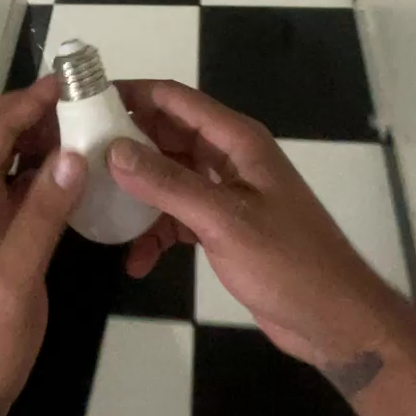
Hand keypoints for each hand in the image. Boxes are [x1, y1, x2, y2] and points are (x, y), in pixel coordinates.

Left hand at [0, 77, 86, 415]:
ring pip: (5, 153)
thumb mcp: (13, 279)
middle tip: (74, 99)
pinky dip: (45, 165)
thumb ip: (42, 216)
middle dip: (27, 108)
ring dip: (36, 132)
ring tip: (81, 122)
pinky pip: (20, 182)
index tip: (66, 83)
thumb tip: (74, 155)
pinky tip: (76, 167)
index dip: (27, 103)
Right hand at [106, 79, 401, 370]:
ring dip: (138, 194)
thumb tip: (113, 149)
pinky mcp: (221, 225)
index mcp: (236, 140)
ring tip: (98, 208)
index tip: (89, 101)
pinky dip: (156, 232)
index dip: (134, 93)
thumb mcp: (224, 220)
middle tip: (80, 155)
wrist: (336, 322)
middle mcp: (228, 157)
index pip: (176, 99)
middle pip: (167, 135)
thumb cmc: (288, 261)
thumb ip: (168, 184)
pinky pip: (177, 215)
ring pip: (168, 177)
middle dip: (126, 144)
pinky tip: (136, 261)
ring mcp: (225, 191)